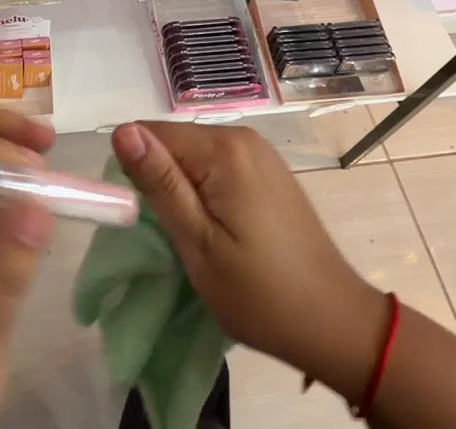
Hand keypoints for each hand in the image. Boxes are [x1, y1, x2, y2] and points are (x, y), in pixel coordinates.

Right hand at [111, 121, 388, 392]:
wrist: (334, 324)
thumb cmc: (259, 293)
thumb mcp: (197, 243)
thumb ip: (159, 182)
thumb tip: (122, 131)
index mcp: (223, 149)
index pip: (151, 133)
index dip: (136, 171)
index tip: (142, 214)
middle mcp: (243, 137)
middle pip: (174, 141)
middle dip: (160, 179)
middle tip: (169, 233)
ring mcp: (260, 153)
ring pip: (193, 154)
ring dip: (182, 188)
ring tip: (192, 234)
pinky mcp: (268, 171)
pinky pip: (217, 165)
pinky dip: (205, 190)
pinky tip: (217, 228)